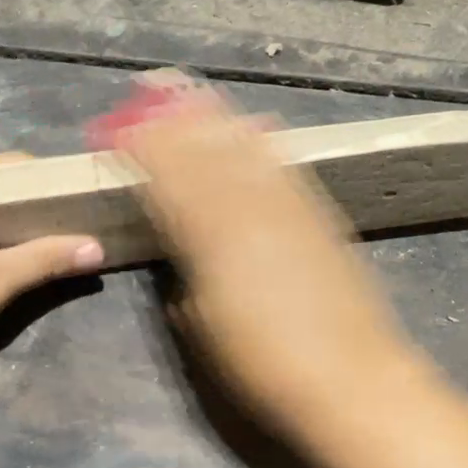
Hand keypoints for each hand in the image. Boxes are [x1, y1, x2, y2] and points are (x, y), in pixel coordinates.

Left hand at [0, 154, 102, 383]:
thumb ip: (45, 260)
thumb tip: (99, 248)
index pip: (6, 166)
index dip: (49, 176)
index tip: (89, 192)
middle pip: (2, 189)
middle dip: (45, 203)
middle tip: (90, 216)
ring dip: (32, 227)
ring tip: (77, 234)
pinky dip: (15, 245)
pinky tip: (44, 257)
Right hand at [114, 77, 423, 434]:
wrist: (352, 383)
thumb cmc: (263, 368)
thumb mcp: (200, 325)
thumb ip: (183, 273)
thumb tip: (176, 241)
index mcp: (209, 237)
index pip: (167, 175)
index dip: (140, 146)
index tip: (115, 126)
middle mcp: (249, 208)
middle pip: (205, 149)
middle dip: (173, 115)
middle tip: (150, 85)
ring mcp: (291, 208)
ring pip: (245, 147)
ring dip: (215, 116)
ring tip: (194, 92)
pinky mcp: (323, 217)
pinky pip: (286, 165)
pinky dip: (263, 140)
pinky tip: (256, 125)